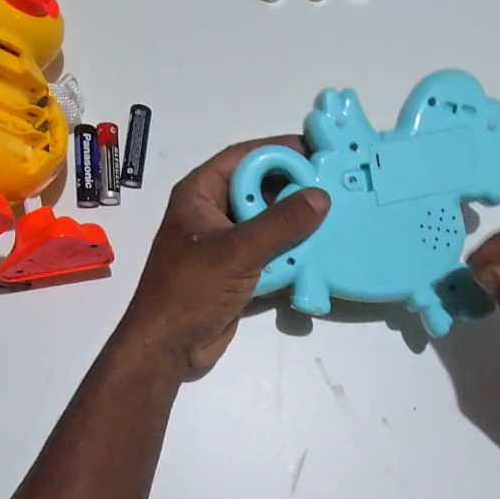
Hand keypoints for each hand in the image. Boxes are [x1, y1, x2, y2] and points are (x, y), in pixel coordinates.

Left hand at [116, 137, 329, 378]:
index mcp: (199, 195)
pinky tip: (314, 255)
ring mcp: (223, 246)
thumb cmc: (191, 291)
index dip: (279, 152)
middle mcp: (211, 215)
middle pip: (258, 190)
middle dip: (292, 190)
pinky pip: (267, 254)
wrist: (168, 347)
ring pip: (265, 224)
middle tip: (331, 188)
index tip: (315, 154)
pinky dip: (288, 254)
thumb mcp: (237, 251)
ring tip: (331, 220)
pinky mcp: (234, 274)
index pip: (244, 158)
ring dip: (293, 225)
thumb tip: (320, 197)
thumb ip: (281, 223)